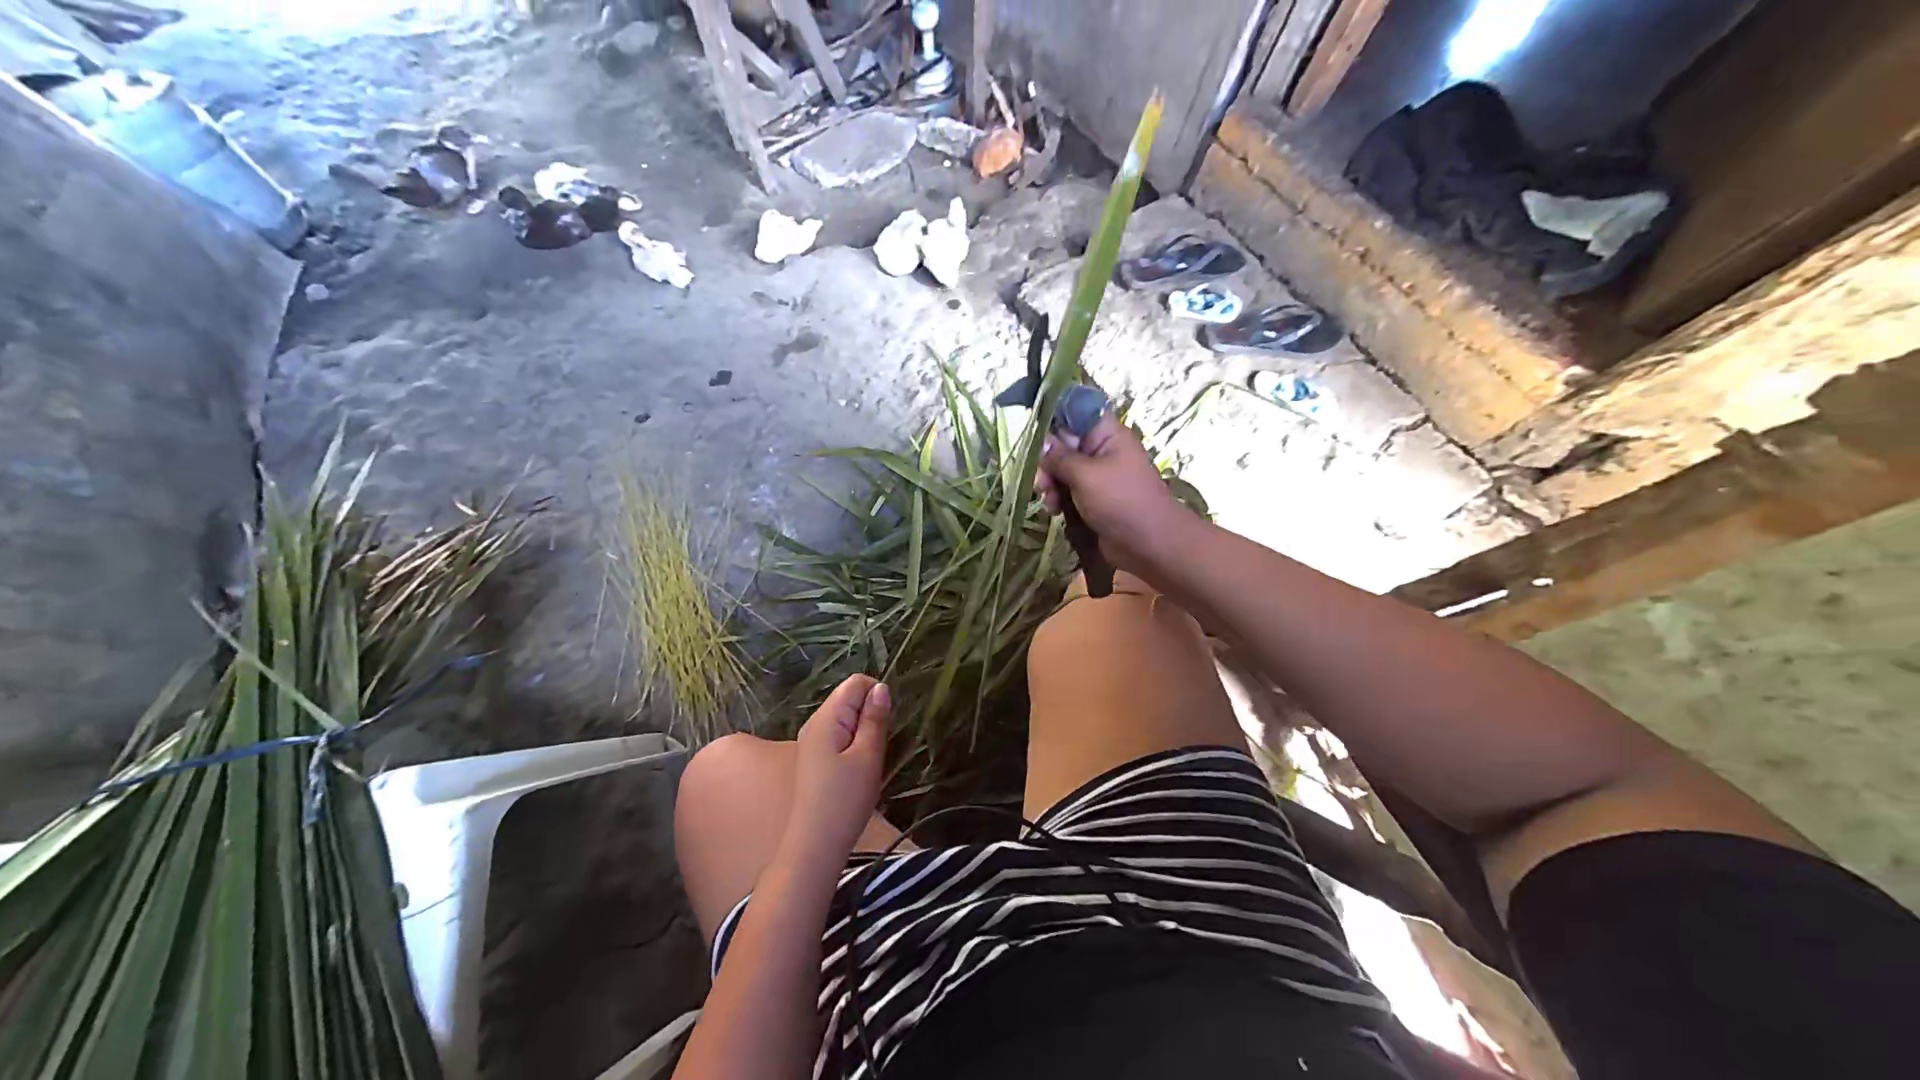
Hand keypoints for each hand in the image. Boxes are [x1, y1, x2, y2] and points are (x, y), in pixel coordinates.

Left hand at [782, 675, 890, 864]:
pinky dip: (854, 743)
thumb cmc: (845, 800)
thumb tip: (881, 687)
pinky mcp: (814, 758)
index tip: (887, 723)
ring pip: (845, 718)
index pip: (855, 683)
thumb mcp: (868, 756)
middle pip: (849, 698)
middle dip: (871, 713)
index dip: (877, 694)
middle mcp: (815, 723)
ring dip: (864, 730)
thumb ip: (875, 719)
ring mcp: (812, 741)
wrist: (815, 845)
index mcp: (826, 718)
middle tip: (879, 746)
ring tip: (870, 759)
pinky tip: (859, 768)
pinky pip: (838, 735)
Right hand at [1037, 413, 1195, 577]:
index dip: (1054, 417)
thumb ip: (1060, 457)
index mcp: (1106, 434)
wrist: (1149, 543)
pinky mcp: (1092, 498)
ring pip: (1062, 469)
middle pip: (1063, 444)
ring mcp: (1097, 476)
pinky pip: (1067, 490)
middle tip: (1041, 483)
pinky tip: (1054, 511)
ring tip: (1050, 502)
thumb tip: (1042, 442)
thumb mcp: (1085, 475)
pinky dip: (1058, 498)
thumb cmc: (1121, 501)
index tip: (1035, 432)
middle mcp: (1101, 450)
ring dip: (1050, 483)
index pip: (1076, 412)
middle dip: (1048, 461)